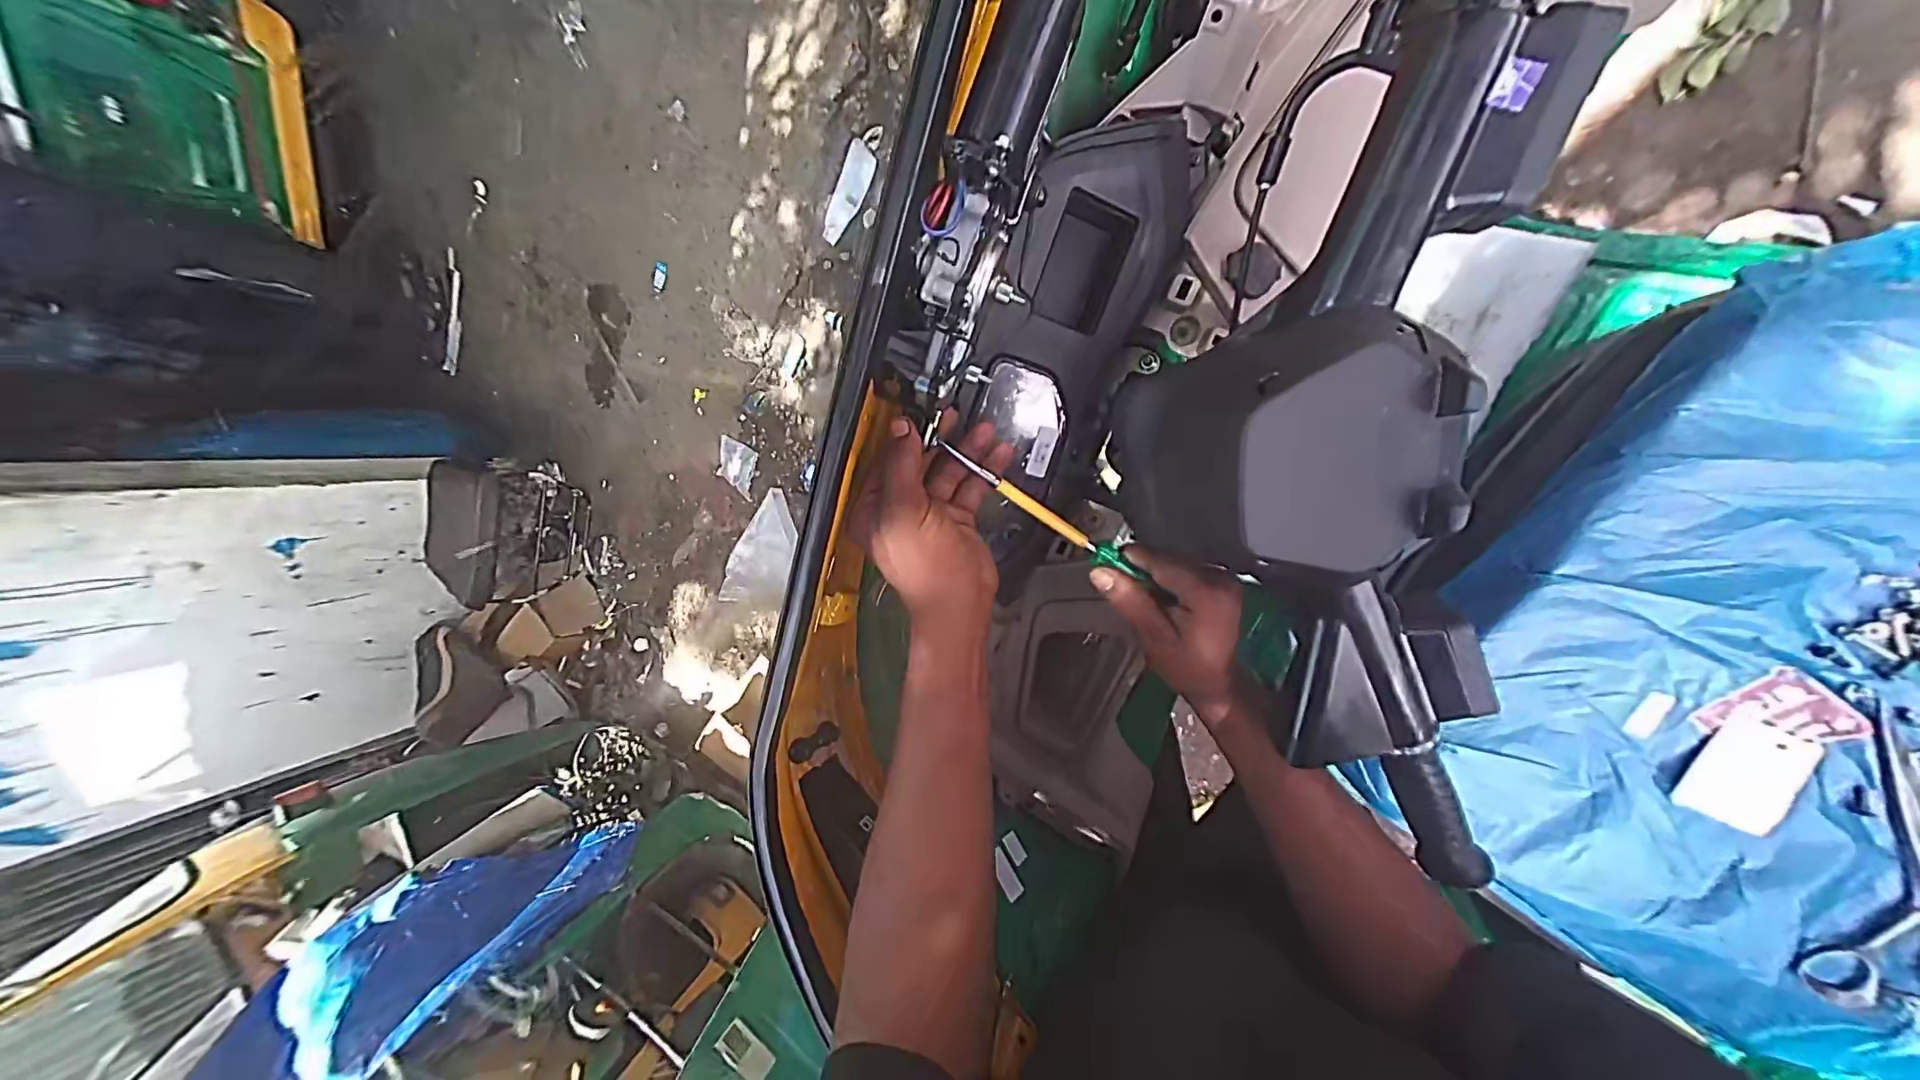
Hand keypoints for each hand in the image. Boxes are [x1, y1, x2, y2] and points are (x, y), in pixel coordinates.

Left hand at [855, 412, 1015, 634]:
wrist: (959, 601)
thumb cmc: (925, 569)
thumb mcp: (904, 510)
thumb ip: (902, 466)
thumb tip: (900, 429)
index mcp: (874, 507)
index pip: (887, 460)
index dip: (906, 435)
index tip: (922, 413)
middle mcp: (899, 508)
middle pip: (920, 462)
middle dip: (942, 439)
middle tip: (957, 417)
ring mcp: (929, 513)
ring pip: (948, 471)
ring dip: (967, 451)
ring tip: (985, 432)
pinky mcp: (955, 519)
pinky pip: (969, 487)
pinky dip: (983, 471)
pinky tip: (996, 455)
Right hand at [1091, 548, 1252, 727]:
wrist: (1218, 683)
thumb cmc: (1185, 666)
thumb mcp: (1154, 637)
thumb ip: (1131, 601)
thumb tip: (1100, 572)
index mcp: (1206, 592)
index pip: (1162, 562)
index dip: (1132, 558)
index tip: (1105, 560)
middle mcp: (1220, 578)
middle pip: (1170, 559)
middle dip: (1143, 567)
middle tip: (1119, 582)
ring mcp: (1224, 579)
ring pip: (1177, 562)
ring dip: (1154, 572)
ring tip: (1138, 592)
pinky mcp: (1222, 582)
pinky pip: (1186, 569)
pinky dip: (1168, 577)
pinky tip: (1158, 595)